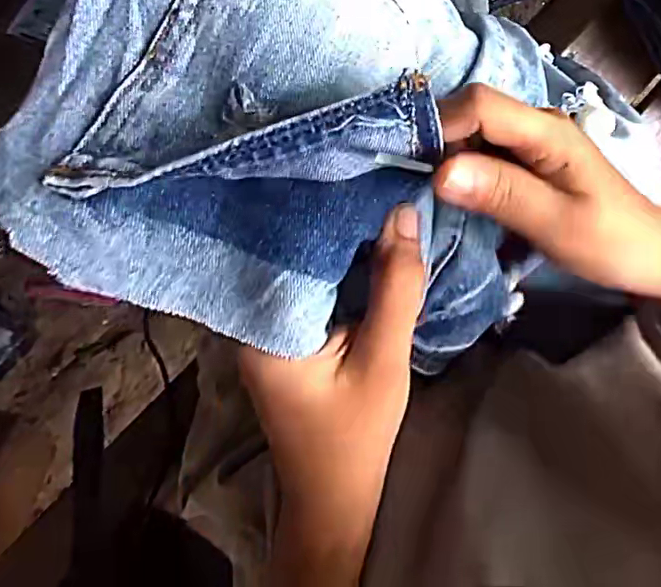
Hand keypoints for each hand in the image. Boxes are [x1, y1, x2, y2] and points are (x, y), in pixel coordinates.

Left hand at [237, 204, 425, 585]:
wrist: (338, 495)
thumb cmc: (356, 433)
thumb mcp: (384, 358)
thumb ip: (395, 287)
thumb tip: (404, 210)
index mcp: (263, 326)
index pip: (292, 245)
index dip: (330, 206)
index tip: (363, 166)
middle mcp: (255, 317)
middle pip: (299, 249)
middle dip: (341, 216)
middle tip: (377, 168)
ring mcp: (272, 324)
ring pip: (311, 262)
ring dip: (347, 237)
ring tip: (379, 190)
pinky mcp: (292, 329)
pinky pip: (319, 280)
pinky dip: (348, 261)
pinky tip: (374, 237)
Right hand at [431, 83, 660, 299]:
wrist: (651, 254)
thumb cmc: (611, 241)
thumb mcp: (556, 223)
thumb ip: (501, 193)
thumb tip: (440, 170)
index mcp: (548, 129)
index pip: (480, 104)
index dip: (440, 125)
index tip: (410, 165)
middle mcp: (538, 124)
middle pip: (473, 112)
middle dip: (438, 140)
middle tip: (411, 183)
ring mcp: (534, 140)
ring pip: (476, 131)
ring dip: (448, 156)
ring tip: (426, 192)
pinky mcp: (531, 159)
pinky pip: (487, 151)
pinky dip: (465, 169)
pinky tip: (455, 195)